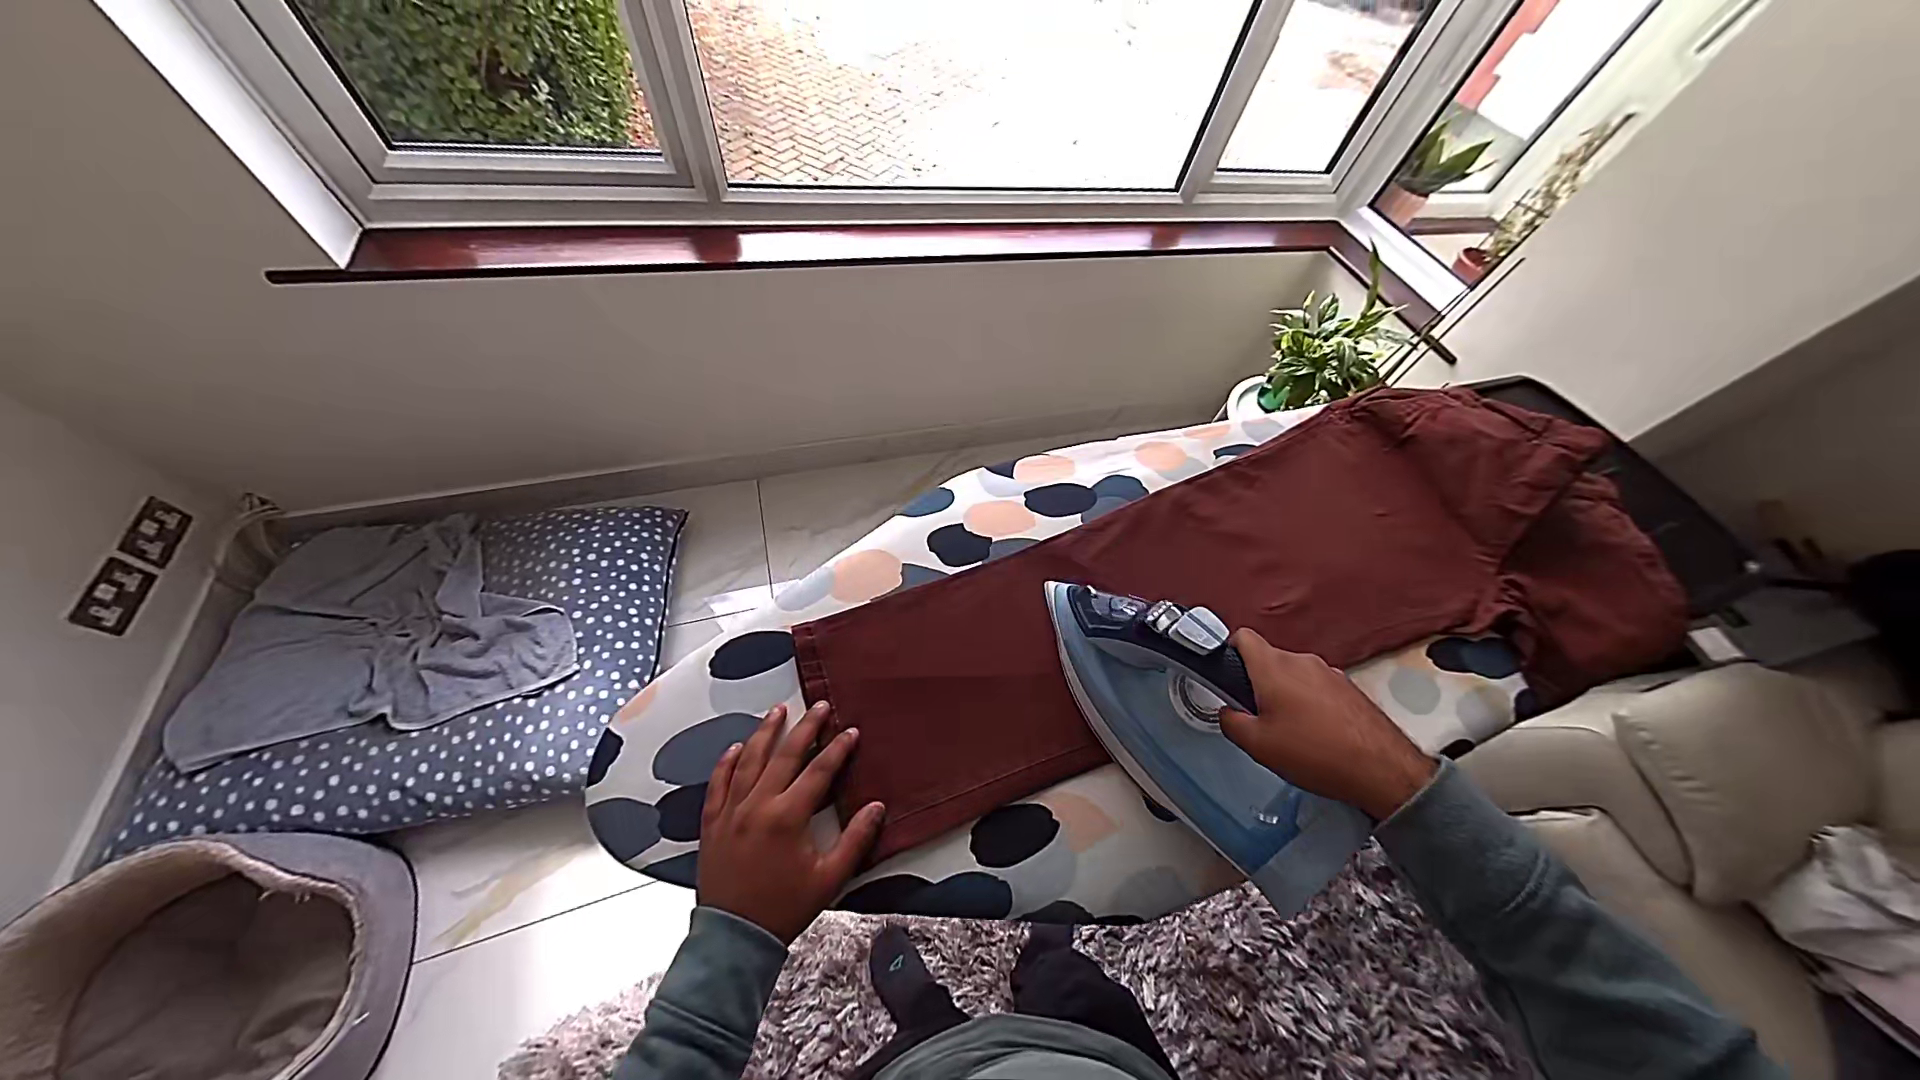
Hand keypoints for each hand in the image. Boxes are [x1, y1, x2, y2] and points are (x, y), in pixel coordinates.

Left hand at [696, 702, 885, 944]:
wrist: (734, 937)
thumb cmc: (784, 908)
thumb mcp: (829, 878)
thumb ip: (855, 839)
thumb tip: (876, 807)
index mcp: (787, 817)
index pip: (818, 771)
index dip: (838, 749)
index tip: (851, 732)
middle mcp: (757, 806)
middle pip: (785, 755)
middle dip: (806, 727)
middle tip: (820, 706)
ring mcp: (731, 811)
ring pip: (749, 761)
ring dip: (765, 733)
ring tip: (778, 710)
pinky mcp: (713, 822)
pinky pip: (718, 783)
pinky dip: (726, 762)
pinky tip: (735, 747)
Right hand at [1218, 628, 1437, 820]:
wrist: (1384, 771)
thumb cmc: (1319, 754)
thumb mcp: (1256, 745)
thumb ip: (1230, 722)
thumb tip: (1227, 713)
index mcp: (1273, 667)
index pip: (1243, 637)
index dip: (1229, 651)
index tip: (1227, 672)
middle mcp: (1302, 662)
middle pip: (1268, 660)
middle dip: (1258, 683)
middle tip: (1256, 715)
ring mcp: (1329, 673)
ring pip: (1294, 675)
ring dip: (1286, 694)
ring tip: (1289, 731)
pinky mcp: (1350, 689)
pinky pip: (1318, 687)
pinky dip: (1311, 704)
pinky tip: (1315, 734)